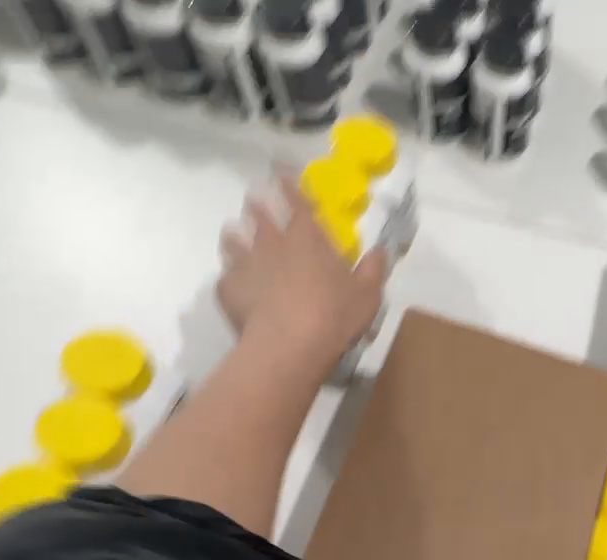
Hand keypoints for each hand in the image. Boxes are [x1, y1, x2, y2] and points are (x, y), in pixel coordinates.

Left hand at [217, 170, 387, 374]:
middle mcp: (272, 242)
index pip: (295, 198)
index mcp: (307, 238)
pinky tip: (234, 287)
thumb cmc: (334, 315)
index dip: (287, 180)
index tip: (279, 166)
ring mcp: (245, 263)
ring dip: (235, 236)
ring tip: (236, 238)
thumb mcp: (368, 294)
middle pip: (258, 212)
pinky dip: (230, 279)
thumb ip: (373, 270)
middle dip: (258, 204)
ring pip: (232, 238)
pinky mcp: (227, 288)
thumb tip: (381, 251)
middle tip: (256, 203)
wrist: (290, 345)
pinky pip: (225, 277)